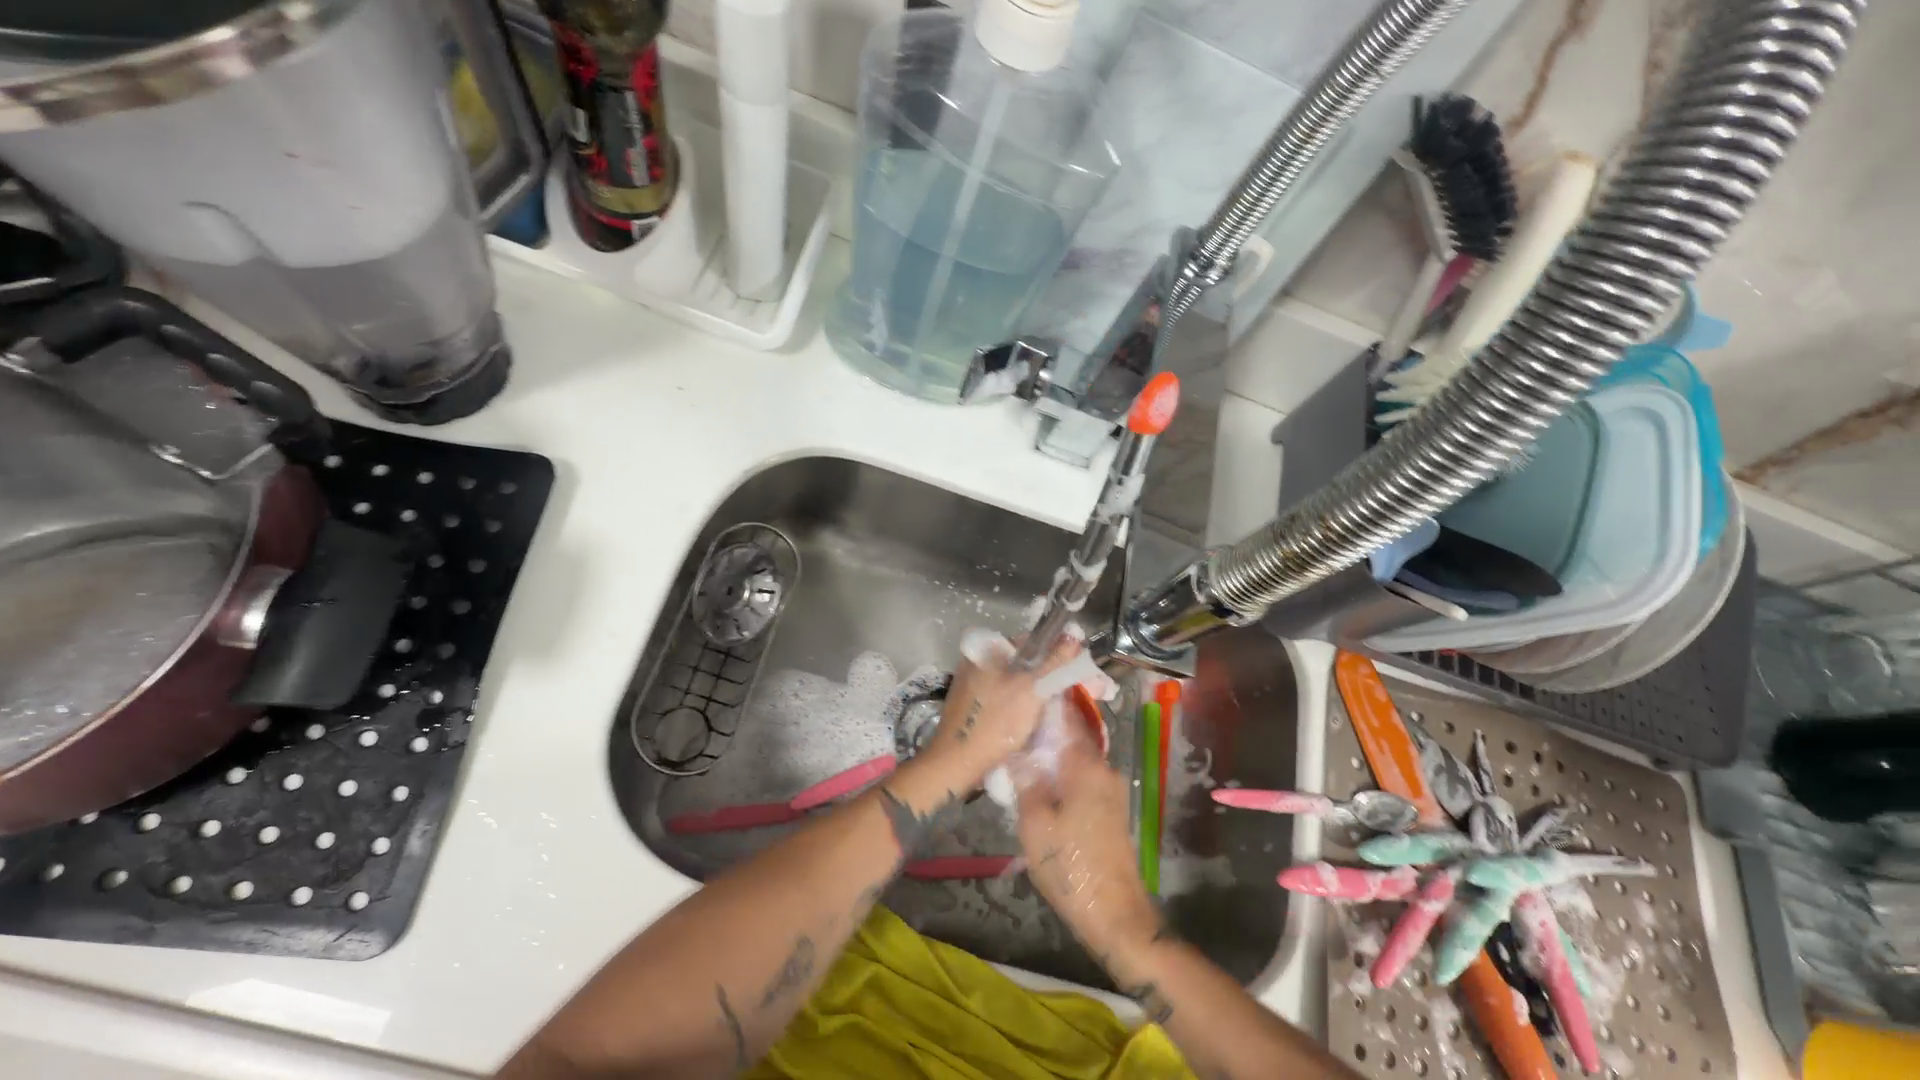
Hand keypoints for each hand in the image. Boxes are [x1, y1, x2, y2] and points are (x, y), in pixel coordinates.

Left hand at [917, 636, 1080, 790]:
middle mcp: (977, 661)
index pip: (1030, 642)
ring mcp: (972, 683)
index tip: (1074, 672)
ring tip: (1053, 708)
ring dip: (1034, 691)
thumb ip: (1053, 663)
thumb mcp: (1031, 691)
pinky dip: (1019, 703)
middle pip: (1022, 662)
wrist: (956, 763)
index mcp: (986, 650)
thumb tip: (1074, 635)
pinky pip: (1003, 697)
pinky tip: (1031, 719)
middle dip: (1047, 675)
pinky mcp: (971, 704)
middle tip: (1067, 694)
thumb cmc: (995, 723)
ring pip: (1014, 681)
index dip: (1056, 654)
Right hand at [1017, 730, 1161, 960]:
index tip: (1019, 701)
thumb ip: (1026, 783)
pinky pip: (1081, 783)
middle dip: (1042, 738)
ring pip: (1075, 764)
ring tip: (1017, 766)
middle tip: (1009, 740)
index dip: (1044, 709)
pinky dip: (1061, 782)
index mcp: (1088, 766)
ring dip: (1050, 763)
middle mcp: (1105, 771)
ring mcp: (1111, 793)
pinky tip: (1038, 792)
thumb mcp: (1034, 825)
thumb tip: (1019, 754)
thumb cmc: (1070, 866)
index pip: (1066, 720)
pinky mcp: (1110, 812)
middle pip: (1070, 742)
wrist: (1114, 914)